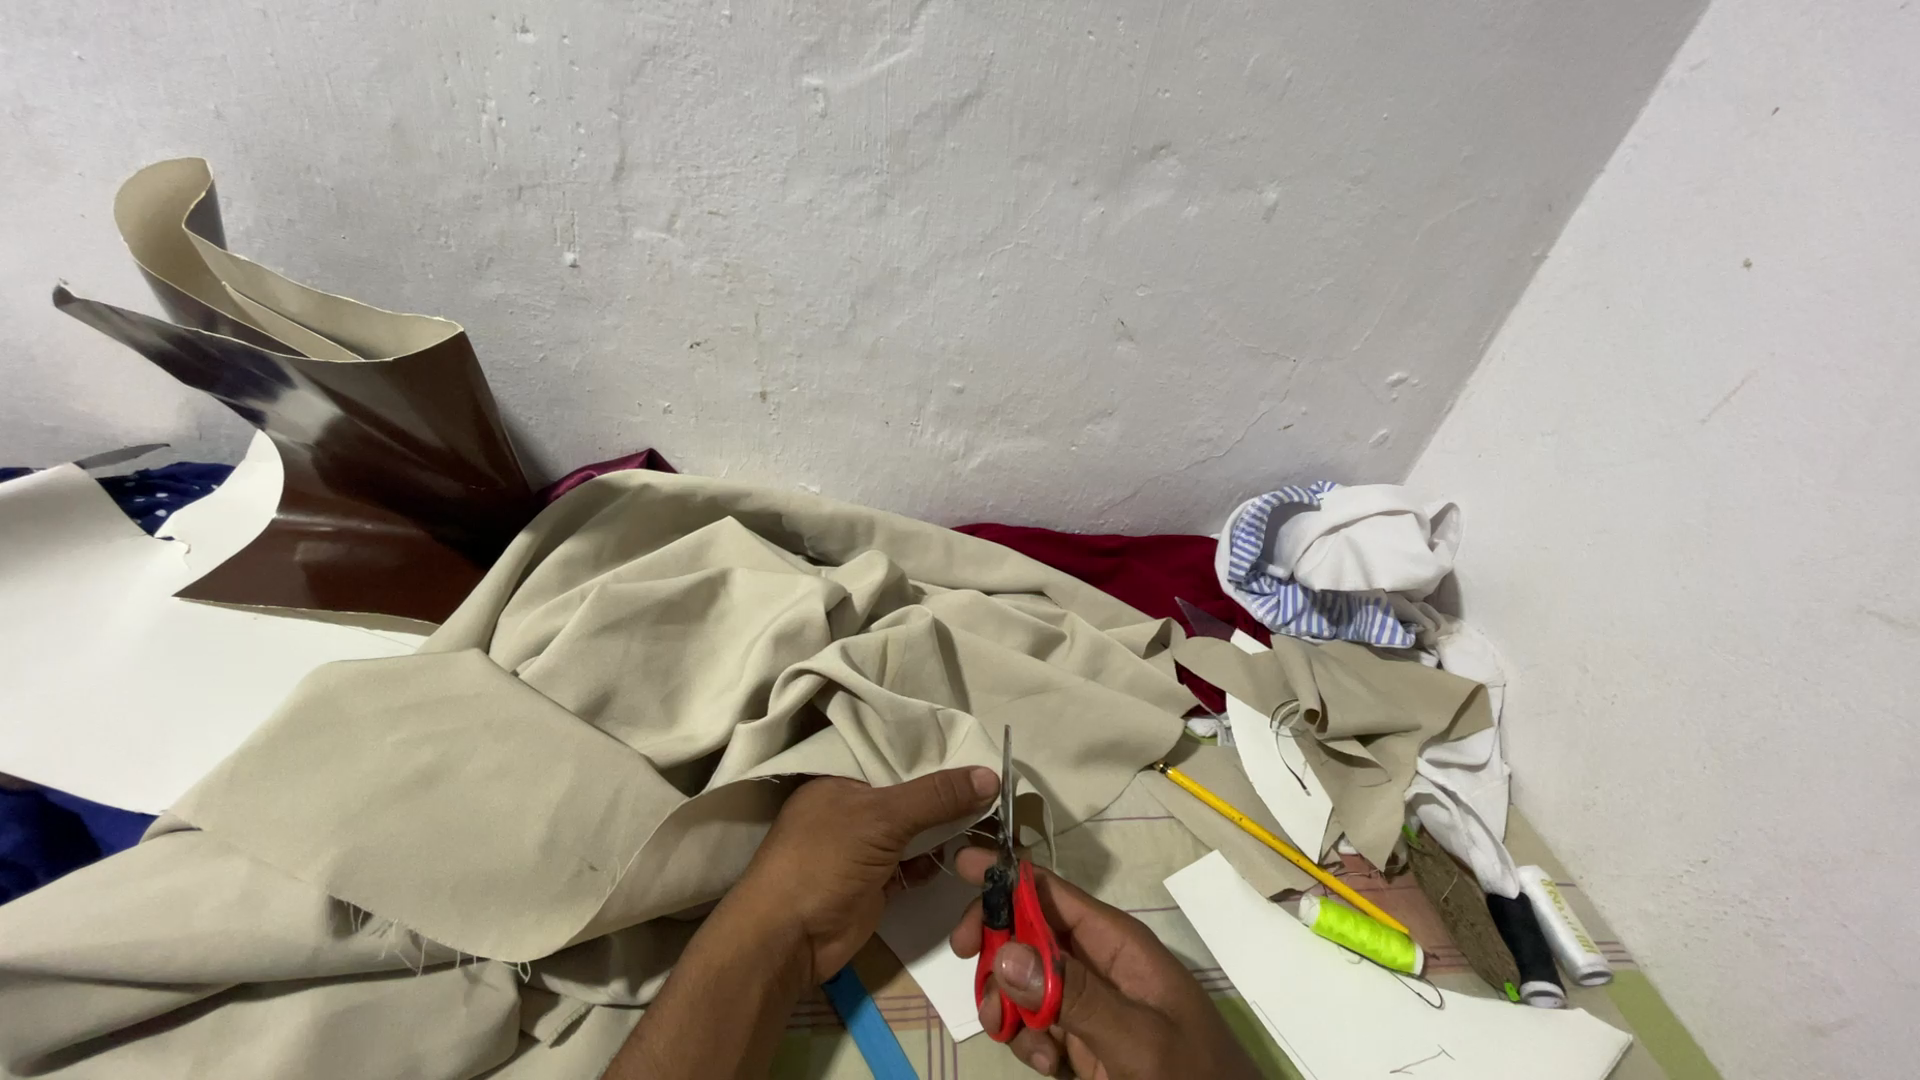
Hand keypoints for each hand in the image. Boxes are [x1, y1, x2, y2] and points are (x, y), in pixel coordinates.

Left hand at [731, 767, 999, 984]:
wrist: (787, 939)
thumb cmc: (824, 860)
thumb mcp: (882, 816)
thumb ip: (936, 796)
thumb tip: (992, 775)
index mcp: (842, 778)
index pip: (896, 756)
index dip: (935, 755)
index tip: (979, 753)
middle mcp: (854, 808)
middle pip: (911, 796)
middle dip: (947, 796)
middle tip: (994, 791)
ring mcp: (865, 847)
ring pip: (915, 830)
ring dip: (946, 831)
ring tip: (988, 823)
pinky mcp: (876, 882)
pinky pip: (914, 863)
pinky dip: (934, 861)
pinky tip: (960, 858)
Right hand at [950, 848, 1261, 1079]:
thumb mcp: (1141, 1041)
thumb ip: (1074, 996)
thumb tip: (1006, 951)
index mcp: (1117, 942)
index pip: (1051, 891)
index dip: (1006, 874)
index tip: (960, 867)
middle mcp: (1097, 962)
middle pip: (1027, 931)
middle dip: (995, 944)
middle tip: (968, 964)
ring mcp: (1088, 1003)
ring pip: (1023, 979)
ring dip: (1007, 1002)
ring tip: (1016, 1038)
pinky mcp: (1082, 1040)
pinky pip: (1035, 1022)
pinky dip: (1026, 1038)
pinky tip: (1047, 1066)